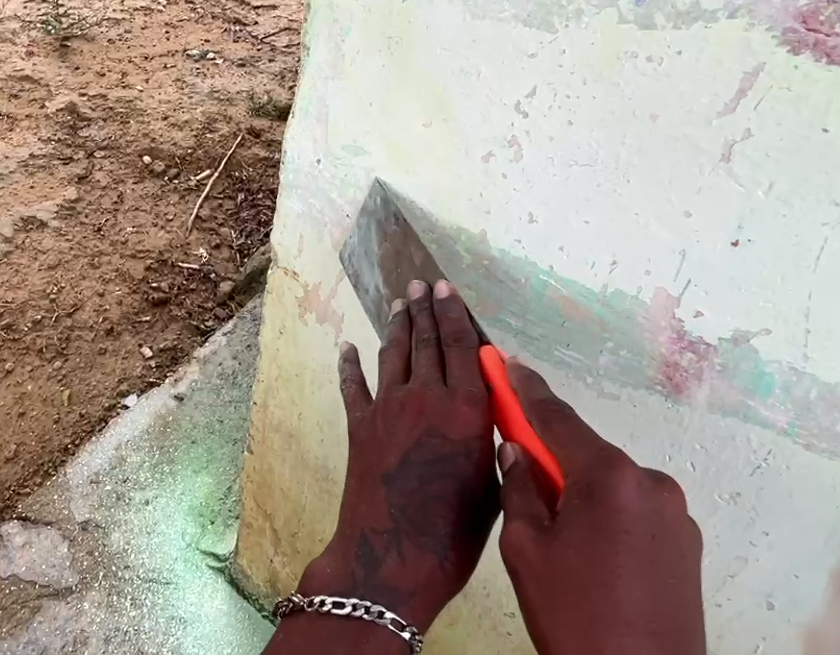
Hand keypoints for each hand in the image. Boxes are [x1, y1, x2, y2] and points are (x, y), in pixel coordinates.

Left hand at [296, 280, 499, 630]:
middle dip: (425, 309)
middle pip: (426, 341)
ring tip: (399, 302)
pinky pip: (355, 385)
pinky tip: (348, 348)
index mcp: (465, 408)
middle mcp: (425, 395)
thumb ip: (490, 444)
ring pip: (394, 354)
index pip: (462, 347)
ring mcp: (388, 406)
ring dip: (397, 325)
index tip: (447, 289)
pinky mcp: (360, 424)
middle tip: (421, 283)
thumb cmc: (455, 533)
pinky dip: (351, 365)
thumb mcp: (491, 487)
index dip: (454, 314)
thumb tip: (491, 420)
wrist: (392, 556)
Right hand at [497, 360, 706, 654]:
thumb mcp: (525, 549)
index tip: (503, 361)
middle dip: (550, 452)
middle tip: (517, 461)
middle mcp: (649, 481)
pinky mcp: (686, 543)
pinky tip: (590, 551)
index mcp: (608, 476)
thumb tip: (517, 452)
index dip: (524, 387)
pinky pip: (633, 508)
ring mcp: (675, 512)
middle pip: (585, 450)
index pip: (555, 415)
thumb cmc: (574, 617)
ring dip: (580, 487)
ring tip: (556, 529)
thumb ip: (518, 488)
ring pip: (610, 482)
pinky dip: (607, 513)